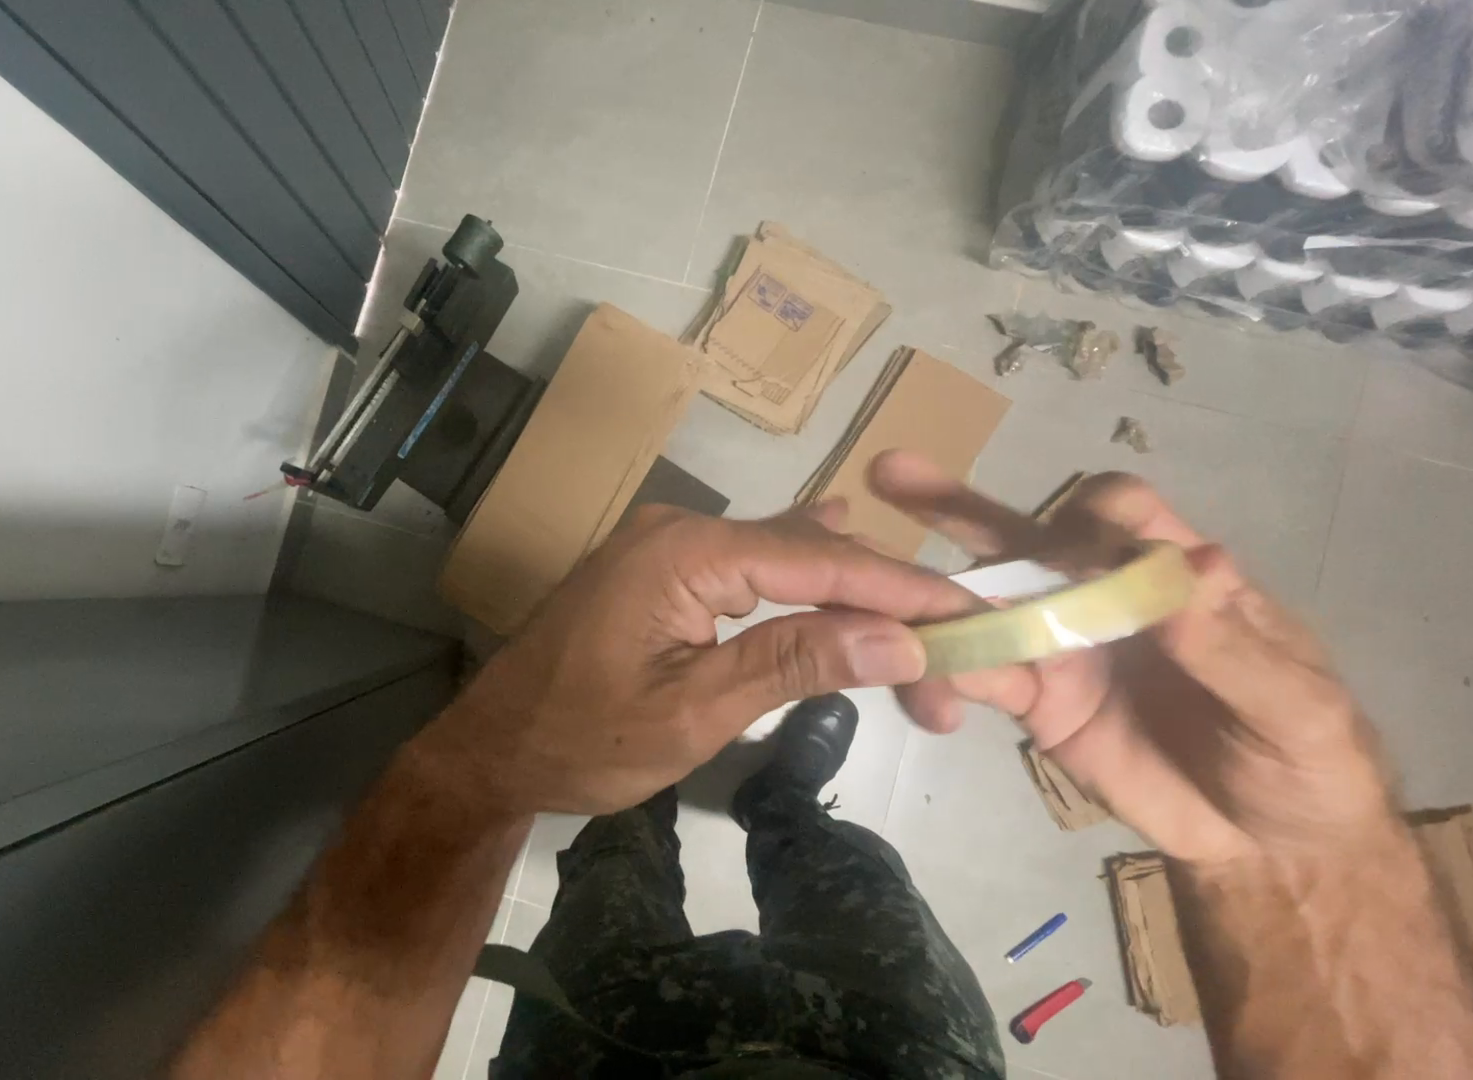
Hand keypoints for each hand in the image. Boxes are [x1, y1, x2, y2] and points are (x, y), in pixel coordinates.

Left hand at [412, 502, 977, 817]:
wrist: (492, 749)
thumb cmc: (582, 739)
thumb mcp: (694, 711)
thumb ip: (793, 664)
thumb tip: (901, 638)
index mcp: (685, 551)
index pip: (820, 560)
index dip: (904, 590)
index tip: (980, 616)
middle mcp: (678, 529)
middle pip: (806, 554)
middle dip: (882, 603)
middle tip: (956, 660)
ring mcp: (664, 546)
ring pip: (779, 560)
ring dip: (846, 601)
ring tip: (919, 640)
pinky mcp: (657, 572)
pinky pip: (744, 570)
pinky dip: (799, 593)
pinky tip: (842, 575)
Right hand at [870, 450, 1395, 865]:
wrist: (1261, 844)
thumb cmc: (1303, 760)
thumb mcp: (1300, 709)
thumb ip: (1237, 648)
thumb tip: (1194, 568)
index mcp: (1166, 576)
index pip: (1119, 514)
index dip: (1092, 518)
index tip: (1077, 545)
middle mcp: (1094, 596)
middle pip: (1018, 538)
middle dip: (950, 504)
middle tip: (887, 472)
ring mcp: (1053, 646)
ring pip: (975, 603)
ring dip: (922, 595)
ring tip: (864, 597)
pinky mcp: (1027, 699)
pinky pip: (972, 674)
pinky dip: (941, 675)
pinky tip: (926, 691)